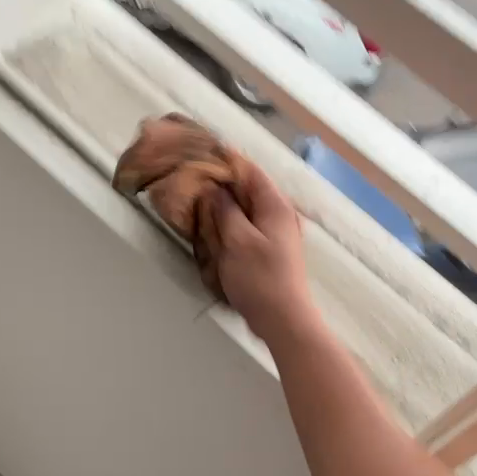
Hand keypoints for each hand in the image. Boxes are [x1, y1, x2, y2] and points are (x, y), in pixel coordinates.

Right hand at [213, 162, 318, 345]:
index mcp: (275, 206)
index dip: (225, 160)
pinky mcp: (269, 252)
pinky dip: (230, 223)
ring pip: (247, 210)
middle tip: (192, 179)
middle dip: (221, 183)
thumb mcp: (237, 241)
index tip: (199, 154)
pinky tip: (213, 228)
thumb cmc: (261, 279)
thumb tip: (214, 189)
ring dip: (224, 205)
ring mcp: (276, 234)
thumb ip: (225, 211)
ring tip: (197, 200)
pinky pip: (247, 228)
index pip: (249, 170)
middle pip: (248, 189)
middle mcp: (279, 215)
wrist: (284, 320)